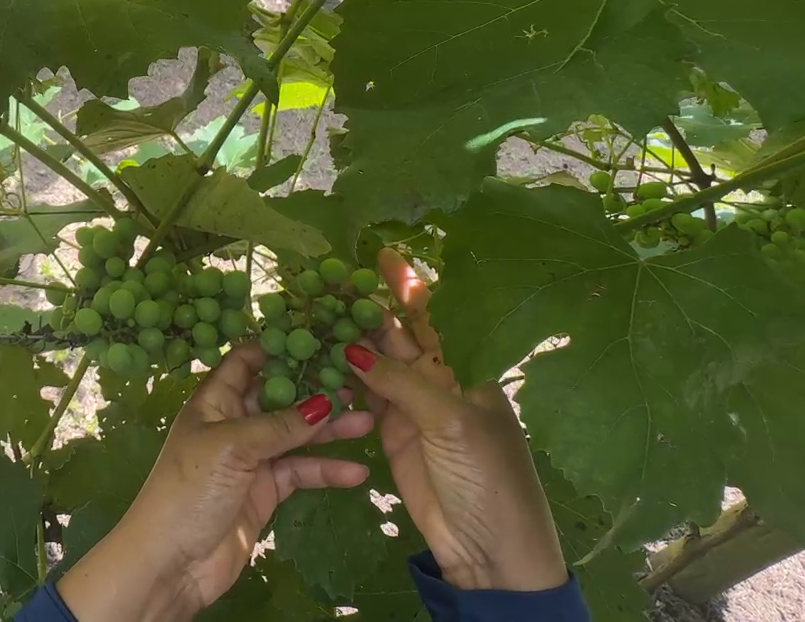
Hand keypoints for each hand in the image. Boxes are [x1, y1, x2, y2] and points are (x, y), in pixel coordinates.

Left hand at [56, 345, 374, 621]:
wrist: (173, 560)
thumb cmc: (190, 488)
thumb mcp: (232, 447)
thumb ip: (278, 425)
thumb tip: (324, 402)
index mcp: (214, 400)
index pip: (247, 361)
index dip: (277, 347)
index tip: (317, 336)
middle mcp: (233, 422)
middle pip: (278, 396)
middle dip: (313, 388)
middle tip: (356, 379)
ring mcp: (251, 457)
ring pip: (295, 434)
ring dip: (328, 429)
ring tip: (369, 419)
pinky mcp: (265, 490)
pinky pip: (300, 472)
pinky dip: (326, 470)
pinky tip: (357, 471)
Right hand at [343, 249, 567, 591]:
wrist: (490, 552)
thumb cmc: (488, 479)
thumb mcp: (451, 425)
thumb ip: (401, 384)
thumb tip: (350, 348)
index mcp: (465, 369)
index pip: (433, 316)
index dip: (408, 285)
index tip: (380, 253)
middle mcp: (436, 378)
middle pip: (397, 332)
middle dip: (367, 305)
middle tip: (329, 277)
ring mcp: (410, 402)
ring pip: (374, 359)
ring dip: (348, 336)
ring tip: (314, 309)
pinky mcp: (388, 428)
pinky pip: (361, 392)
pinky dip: (340, 375)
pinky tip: (316, 355)